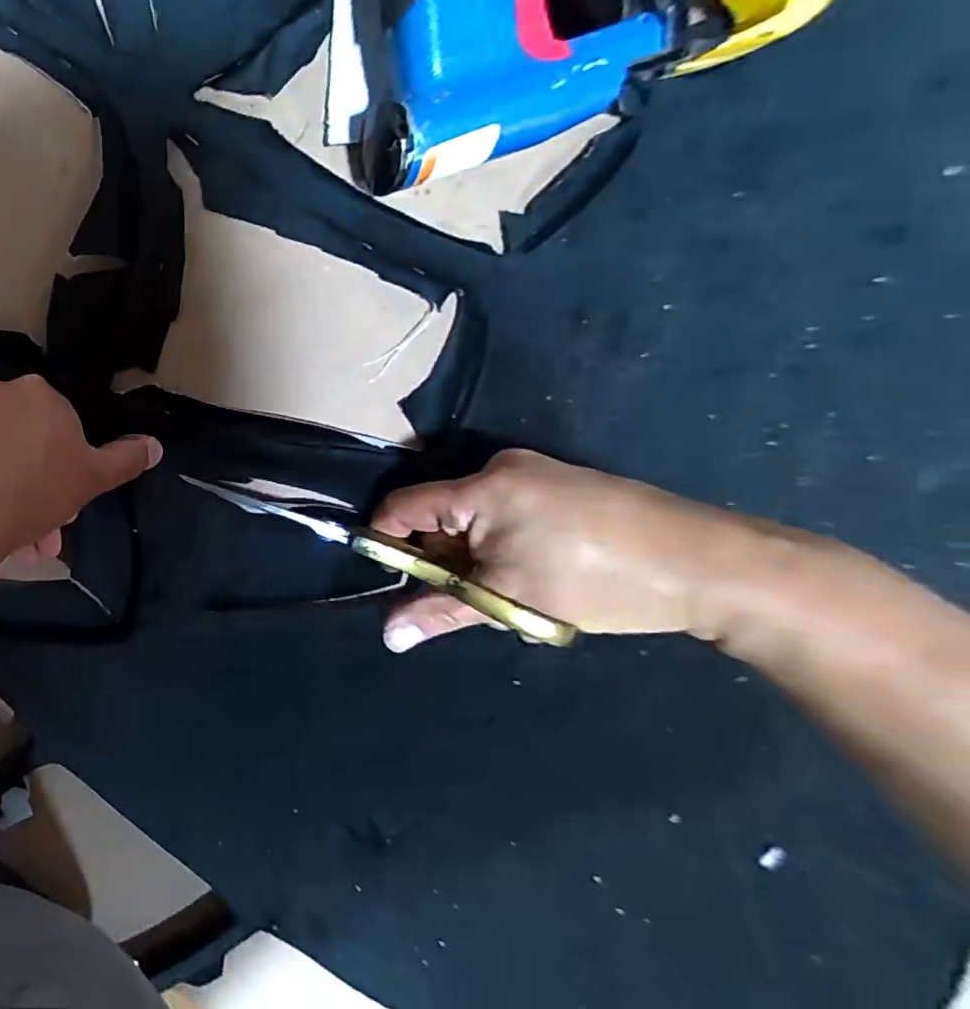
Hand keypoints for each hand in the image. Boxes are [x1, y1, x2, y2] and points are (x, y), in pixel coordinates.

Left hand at [0, 375, 160, 577]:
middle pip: (27, 438)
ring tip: (13, 534)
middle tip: (39, 525)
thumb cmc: (34, 494)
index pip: (63, 425)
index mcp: (40, 392)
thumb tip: (155, 445)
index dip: (66, 465)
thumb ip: (124, 459)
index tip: (64, 499)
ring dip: (9, 488)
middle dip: (38, 483)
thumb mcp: (90, 480)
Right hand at [369, 450, 768, 651]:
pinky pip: (505, 510)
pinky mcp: (565, 484)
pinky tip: (536, 572)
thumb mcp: (511, 600)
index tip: (393, 580)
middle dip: (440, 556)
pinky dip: (501, 543)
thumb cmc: (601, 581)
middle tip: (465, 595)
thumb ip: (441, 612)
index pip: (401, 507)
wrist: (721, 568)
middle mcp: (502, 468)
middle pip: (438, 512)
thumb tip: (389, 637)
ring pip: (473, 515)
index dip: (385, 542)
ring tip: (510, 590)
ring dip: (473, 554)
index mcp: (482, 488)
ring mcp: (538, 472)